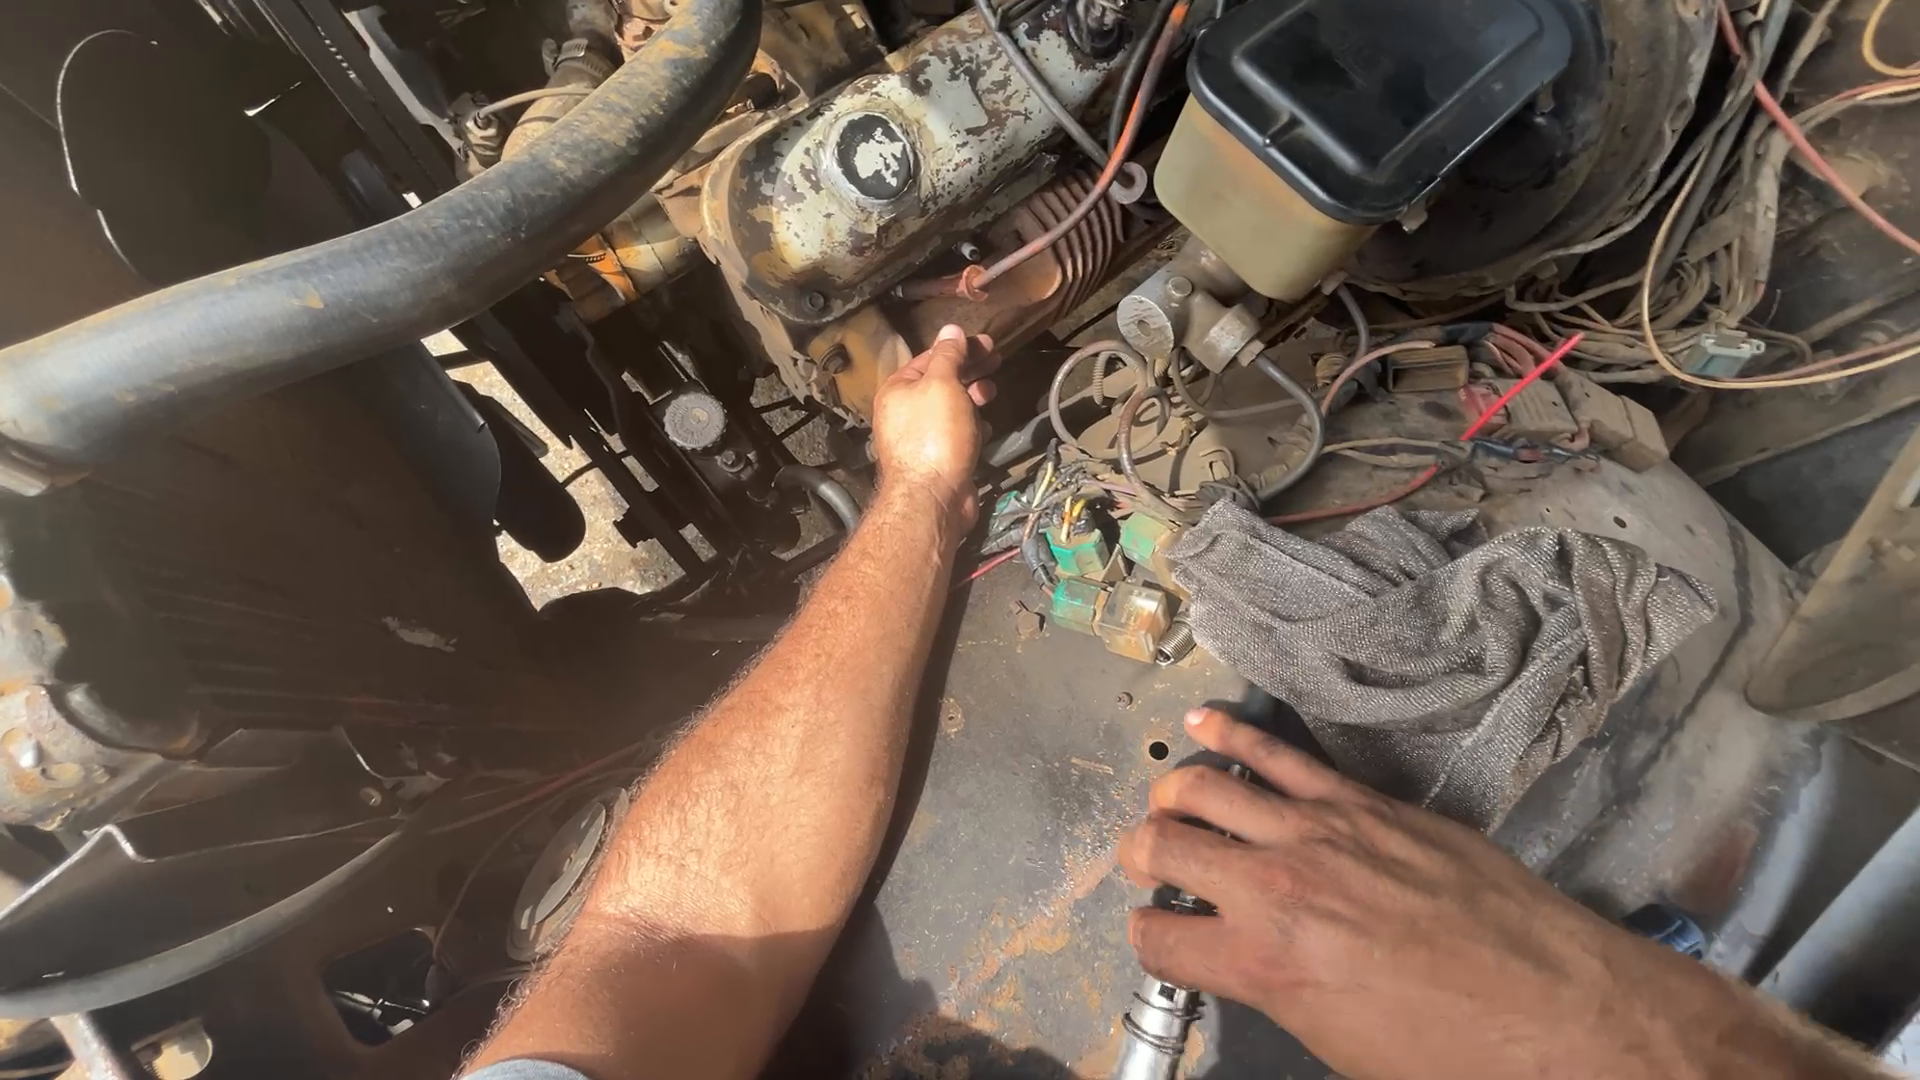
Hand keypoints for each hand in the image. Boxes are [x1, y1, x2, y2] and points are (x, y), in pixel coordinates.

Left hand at [871, 324, 997, 531]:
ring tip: (990, 393)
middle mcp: (905, 413)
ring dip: (973, 398)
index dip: (960, 348)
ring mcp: (921, 438)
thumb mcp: (942, 384)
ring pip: (951, 409)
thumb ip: (948, 355)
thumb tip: (951, 330)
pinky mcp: (938, 459)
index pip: (930, 358)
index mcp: (898, 390)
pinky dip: (972, 429)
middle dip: (970, 370)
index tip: (987, 343)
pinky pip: (957, 436)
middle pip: (942, 382)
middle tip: (996, 361)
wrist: (933, 498)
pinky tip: (984, 429)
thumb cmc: (934, 437)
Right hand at [1117, 709, 1760, 1079]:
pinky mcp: (1355, 797)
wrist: (1575, 1018)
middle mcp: (1271, 886)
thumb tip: (1235, 950)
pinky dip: (1224, 731)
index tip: (1160, 935)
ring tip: (1166, 805)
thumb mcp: (1339, 1044)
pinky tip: (1198, 722)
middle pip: (1162, 846)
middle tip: (1143, 861)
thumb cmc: (1455, 1059)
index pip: (1158, 938)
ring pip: (1202, 785)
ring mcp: (1313, 829)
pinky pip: (1272, 750)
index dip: (1147, 937)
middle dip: (1137, 855)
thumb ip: (1268, 984)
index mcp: (1265, 963)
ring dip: (1169, 796)